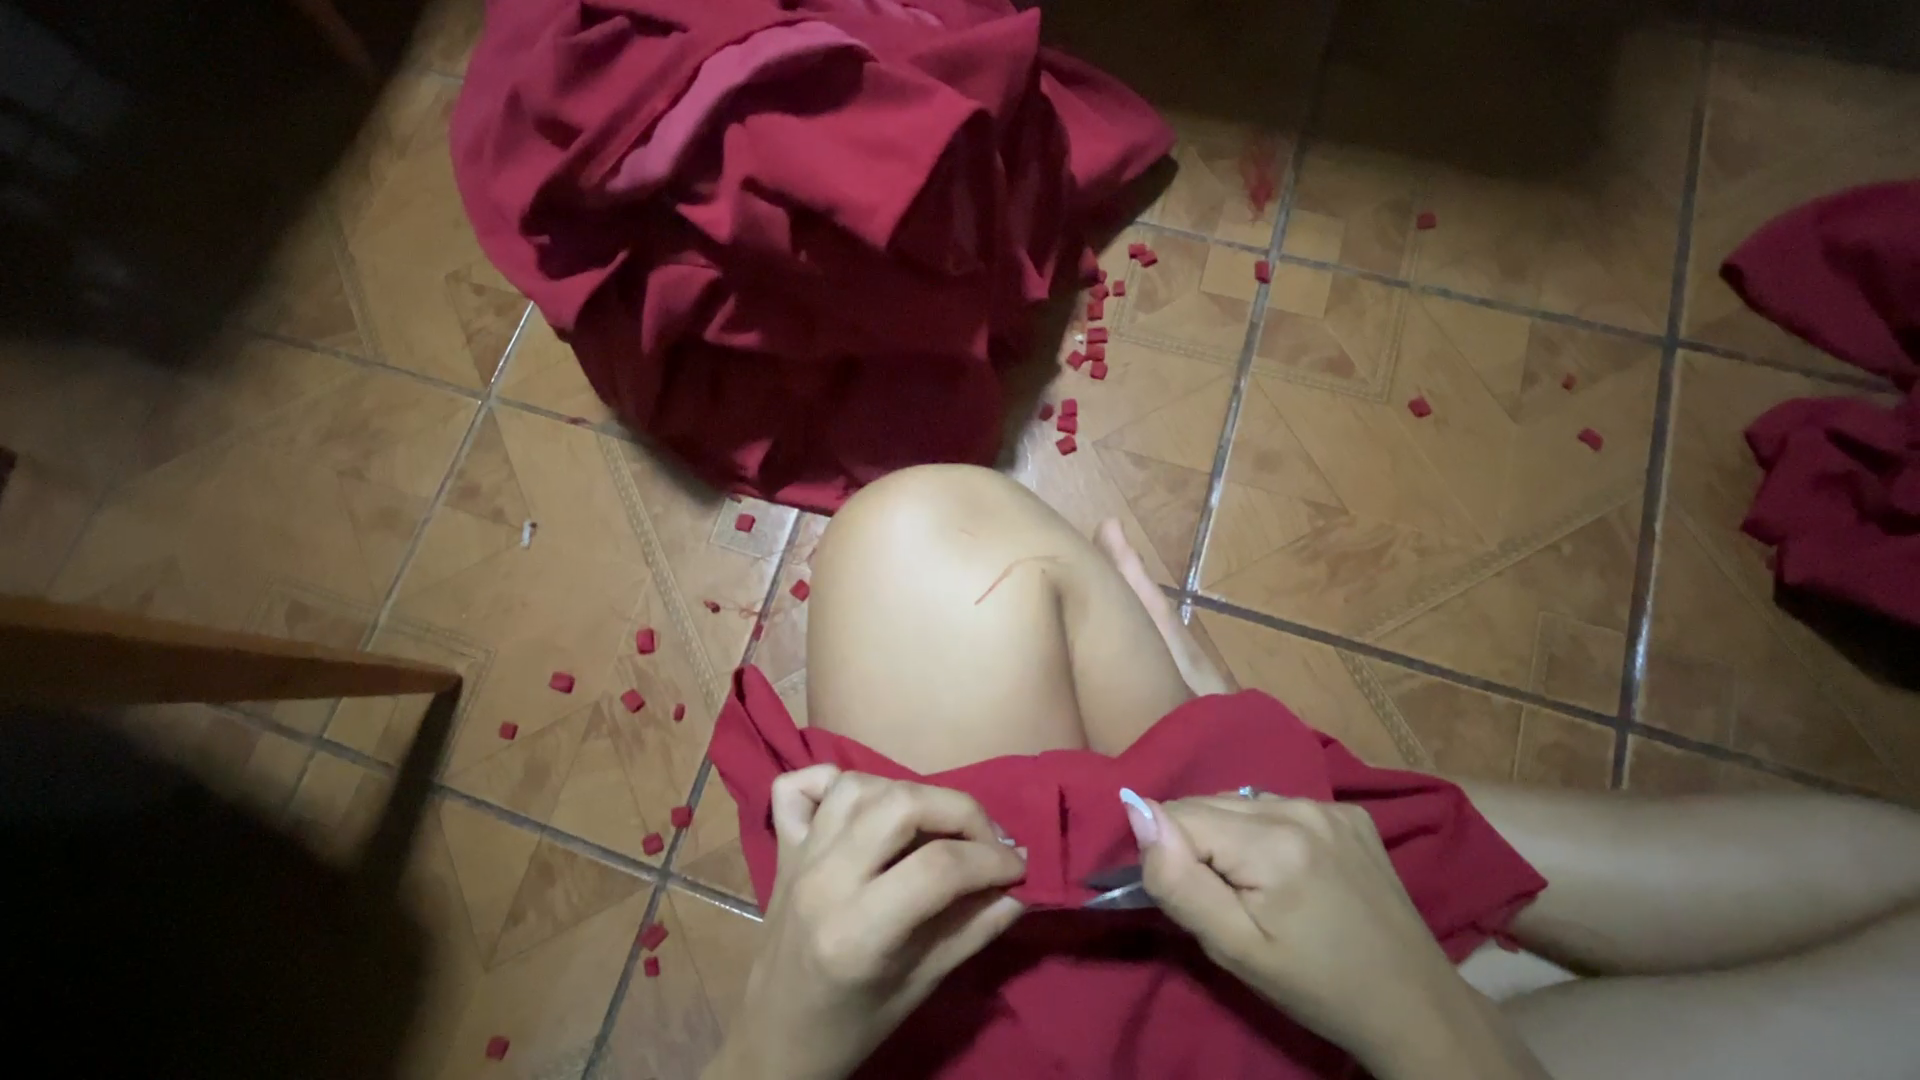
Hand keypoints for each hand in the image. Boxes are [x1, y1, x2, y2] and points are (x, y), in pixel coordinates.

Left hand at [708, 767, 1026, 1079]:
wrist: (774, 1041)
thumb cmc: (853, 1025)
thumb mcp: (921, 988)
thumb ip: (973, 931)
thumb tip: (1020, 889)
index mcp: (857, 933)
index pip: (939, 867)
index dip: (992, 860)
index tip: (1019, 869)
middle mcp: (824, 880)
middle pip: (901, 804)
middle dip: (960, 812)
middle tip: (986, 842)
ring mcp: (798, 857)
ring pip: (858, 785)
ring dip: (908, 794)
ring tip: (933, 827)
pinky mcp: (782, 846)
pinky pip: (798, 786)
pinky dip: (833, 780)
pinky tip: (865, 806)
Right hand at [1126, 792, 1545, 1078]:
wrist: (1412, 1005)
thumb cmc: (1314, 986)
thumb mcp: (1234, 949)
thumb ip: (1178, 879)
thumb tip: (1135, 808)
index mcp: (1271, 841)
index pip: (1178, 814)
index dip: (1170, 854)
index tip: (1191, 898)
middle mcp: (1299, 806)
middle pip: (1209, 803)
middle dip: (1197, 842)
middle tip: (1223, 901)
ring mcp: (1329, 805)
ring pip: (1240, 801)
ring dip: (1229, 835)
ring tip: (1255, 888)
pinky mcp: (1350, 813)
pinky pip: (1279, 806)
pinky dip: (1266, 831)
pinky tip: (1290, 872)